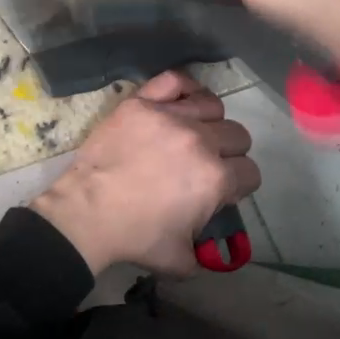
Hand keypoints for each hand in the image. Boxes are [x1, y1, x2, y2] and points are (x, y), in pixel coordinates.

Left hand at [30, 70, 259, 276]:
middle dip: (230, 151)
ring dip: (211, 120)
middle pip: (236, 134)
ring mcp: (168, 116)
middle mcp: (199, 140)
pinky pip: (173, 80)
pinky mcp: (140, 102)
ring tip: (196, 132)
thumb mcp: (183, 259)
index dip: (240, 183)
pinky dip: (184, 86)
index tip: (223, 189)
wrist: (88, 209)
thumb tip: (211, 245)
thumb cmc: (136, 235)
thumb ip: (207, 251)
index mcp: (216, 178)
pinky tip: (182, 100)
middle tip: (210, 161)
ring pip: (211, 104)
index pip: (251, 171)